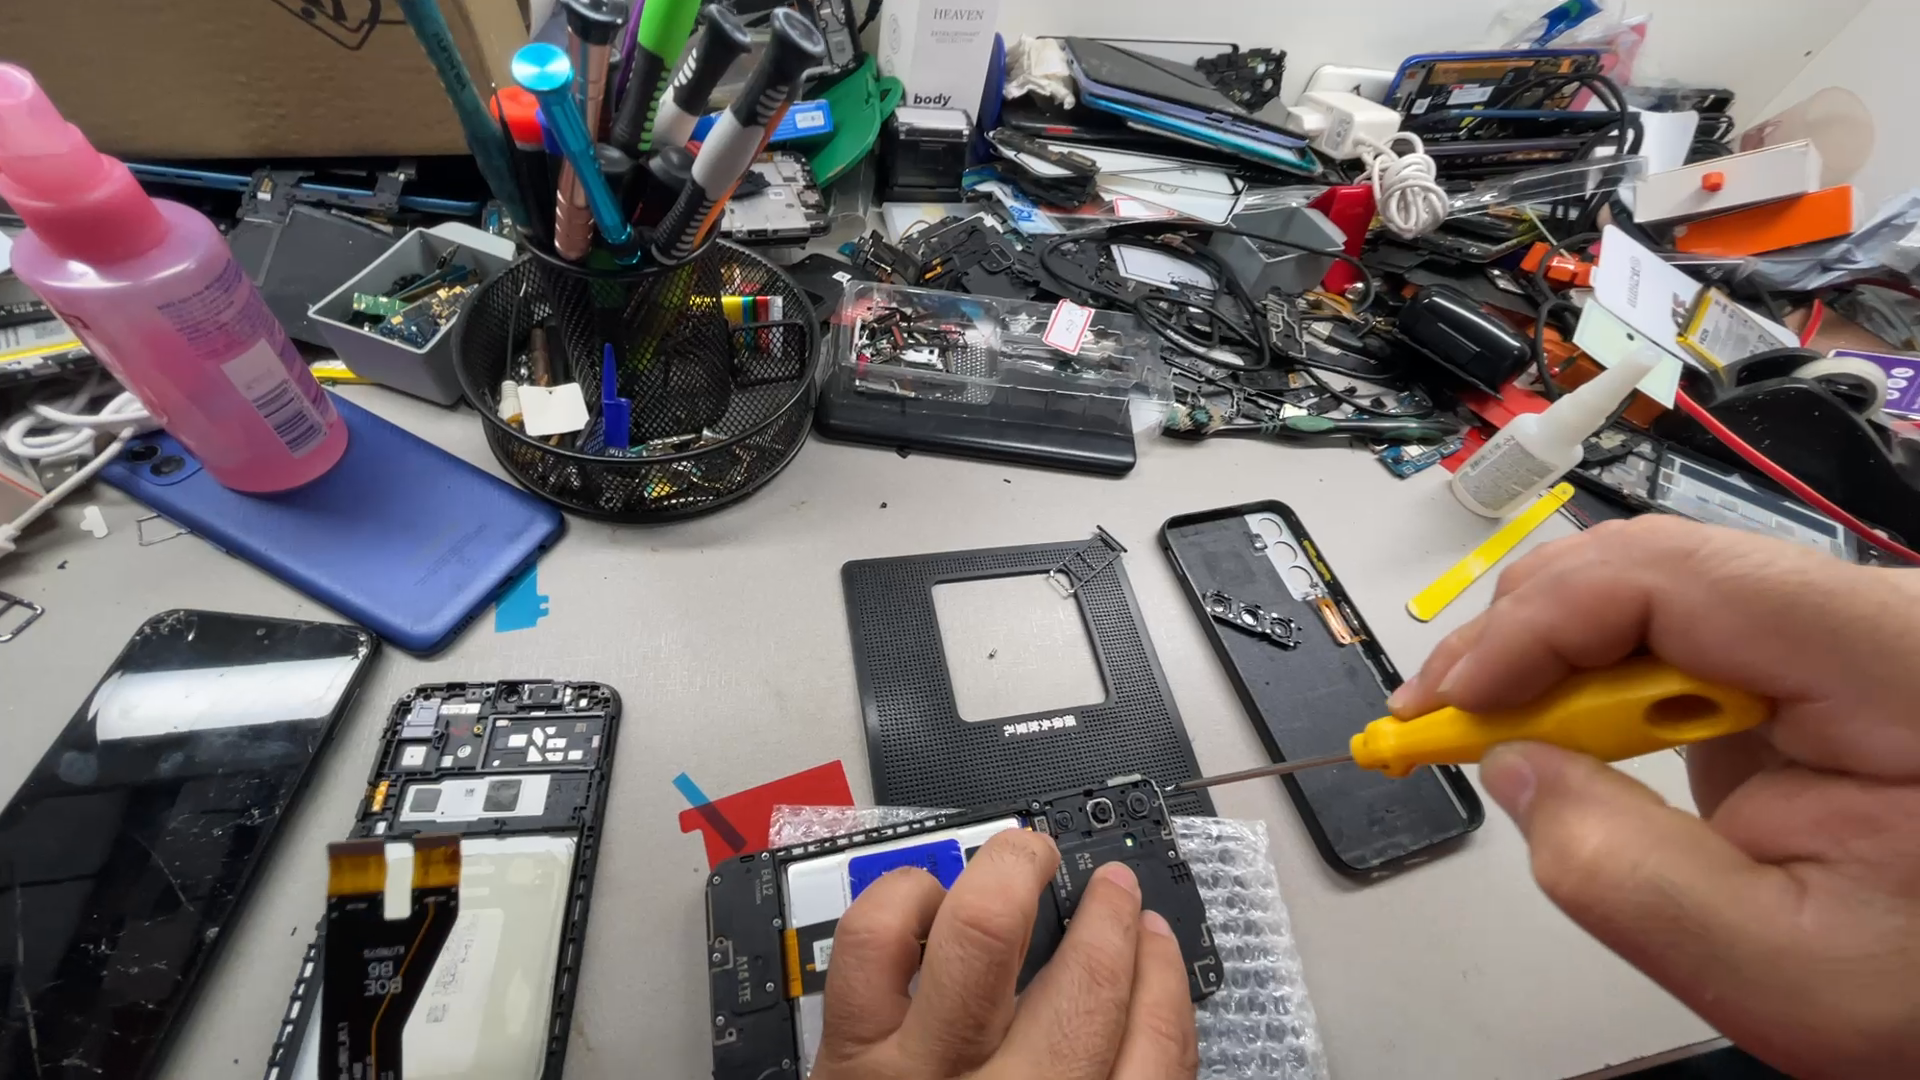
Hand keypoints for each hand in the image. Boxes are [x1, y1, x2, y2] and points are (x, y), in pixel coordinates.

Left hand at [811, 829, 1198, 1079]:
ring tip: (1033, 853)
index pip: (1154, 1057)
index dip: (1164, 983)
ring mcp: (917, 1071)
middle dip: (1108, 920)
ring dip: (1017, 874)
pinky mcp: (849, 1045)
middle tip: (1111, 887)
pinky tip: (933, 893)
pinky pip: (875, 940)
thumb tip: (1145, 996)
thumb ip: (1105, 1075)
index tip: (1156, 939)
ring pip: (981, 936)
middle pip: (1082, 993)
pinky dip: (907, 895)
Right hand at [1390, 516, 1919, 1079]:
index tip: (1457, 703)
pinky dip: (1558, 662)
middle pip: (1627, 565)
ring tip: (1475, 718)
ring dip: (1524, 649)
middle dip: (1509, 637)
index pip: (1667, 577)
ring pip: (1618, 583)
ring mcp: (1814, 623)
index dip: (1537, 625)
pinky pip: (1635, 618)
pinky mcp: (1774, 648)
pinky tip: (1533, 713)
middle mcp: (1857, 612)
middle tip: (1439, 715)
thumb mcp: (1787, 975)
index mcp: (1896, 664)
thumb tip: (1507, 767)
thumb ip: (1621, 872)